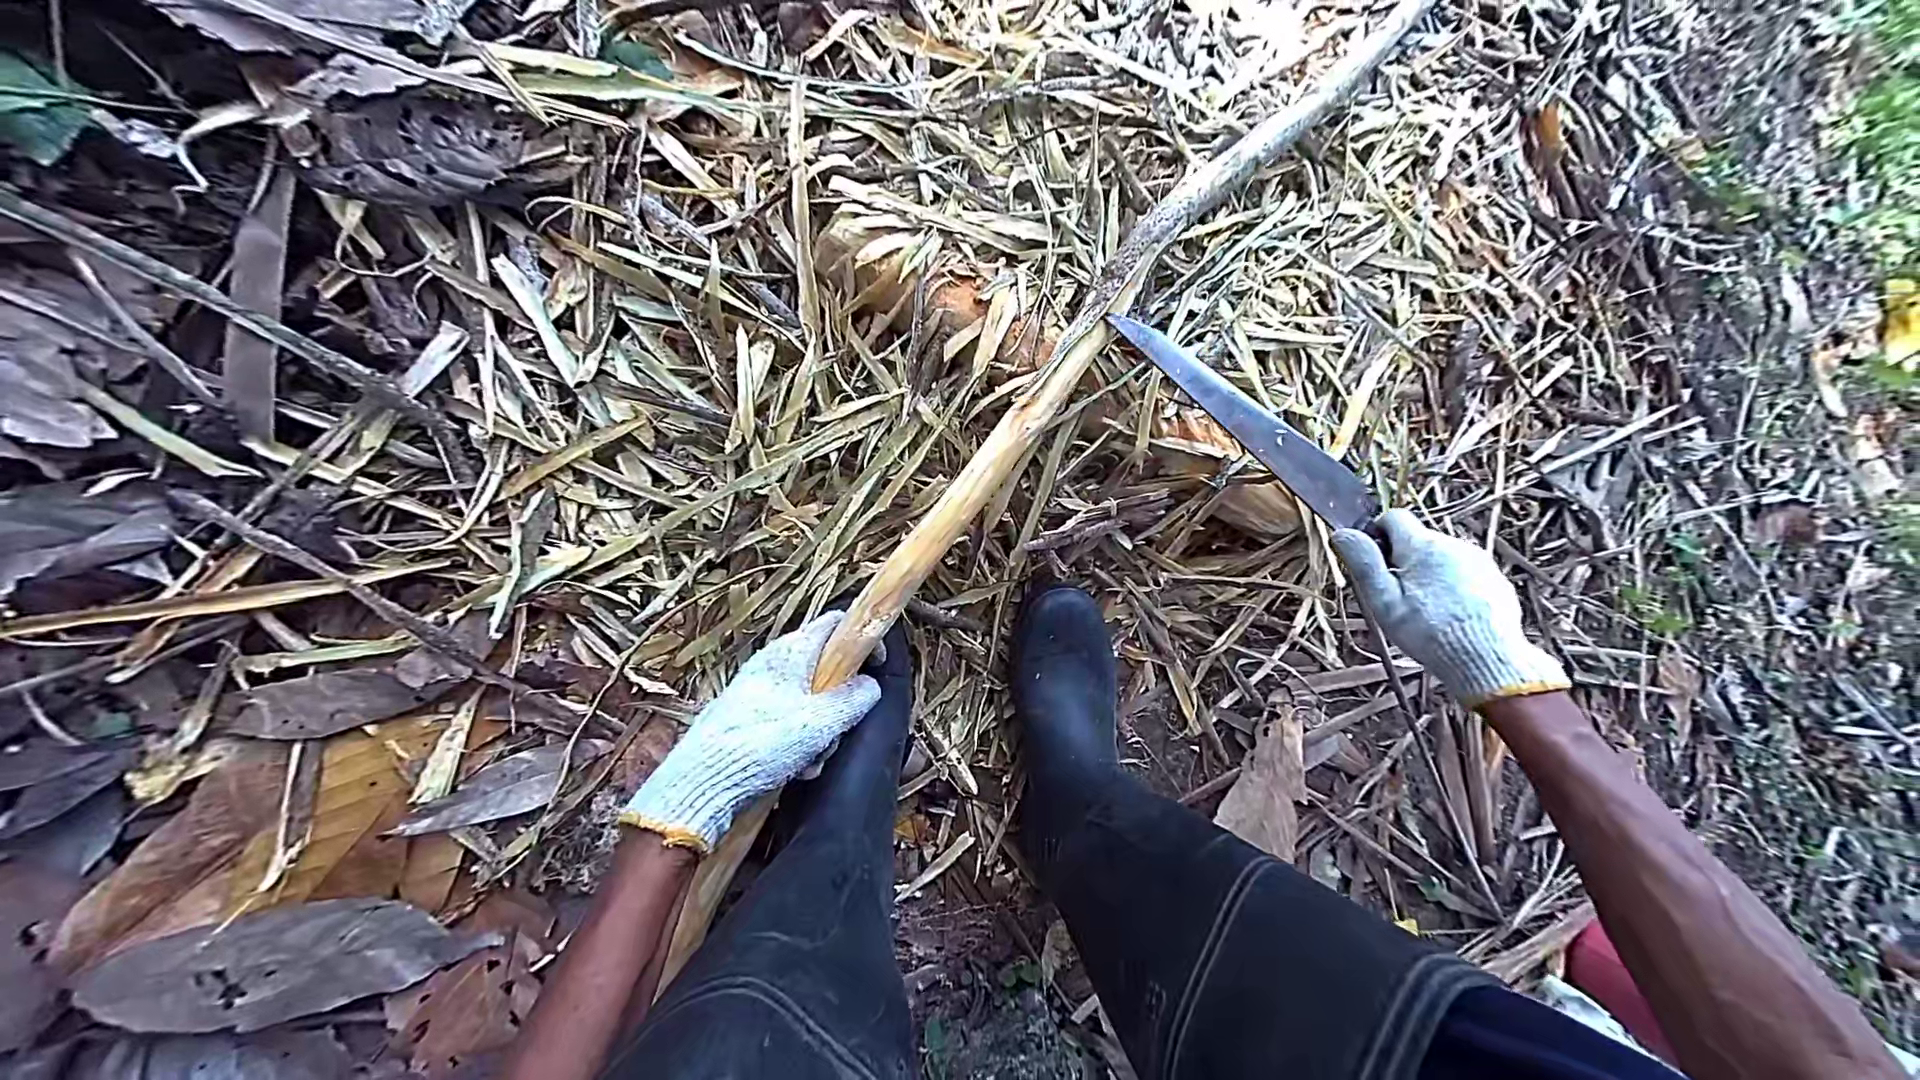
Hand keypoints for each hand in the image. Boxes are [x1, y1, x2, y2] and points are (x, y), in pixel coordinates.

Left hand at [619, 611, 880, 851]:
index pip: (837, 623)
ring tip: (813, 757)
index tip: (877, 666)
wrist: (701, 783)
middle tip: (841, 728)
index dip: (863, 639)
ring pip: (812, 699)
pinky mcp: (751, 717)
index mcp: (792, 651)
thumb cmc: (761, 743)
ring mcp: (761, 690)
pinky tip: (796, 767)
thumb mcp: (822, 721)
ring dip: (823, 730)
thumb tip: (872, 685)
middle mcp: (775, 663)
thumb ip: (855, 699)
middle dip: (842, 702)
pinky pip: (791, 720)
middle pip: (828, 668)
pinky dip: (801, 742)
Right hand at [1331, 509, 1568, 708]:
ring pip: (1441, 556)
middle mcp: (1455, 545)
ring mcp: (1479, 562)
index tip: (1374, 560)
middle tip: (1395, 595)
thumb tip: (1342, 532)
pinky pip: (1463, 572)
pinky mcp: (1496, 580)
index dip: (1377, 533)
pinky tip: (1448, 614)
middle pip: (1417, 539)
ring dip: (1427, 573)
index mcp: (1423, 546)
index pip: (1394, 517)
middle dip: (1402, 559)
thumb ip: (1363, 563)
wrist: (1488, 661)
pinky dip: (1451, 586)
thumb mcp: (1383, 600)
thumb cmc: (1428, 632)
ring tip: (1424, 609)